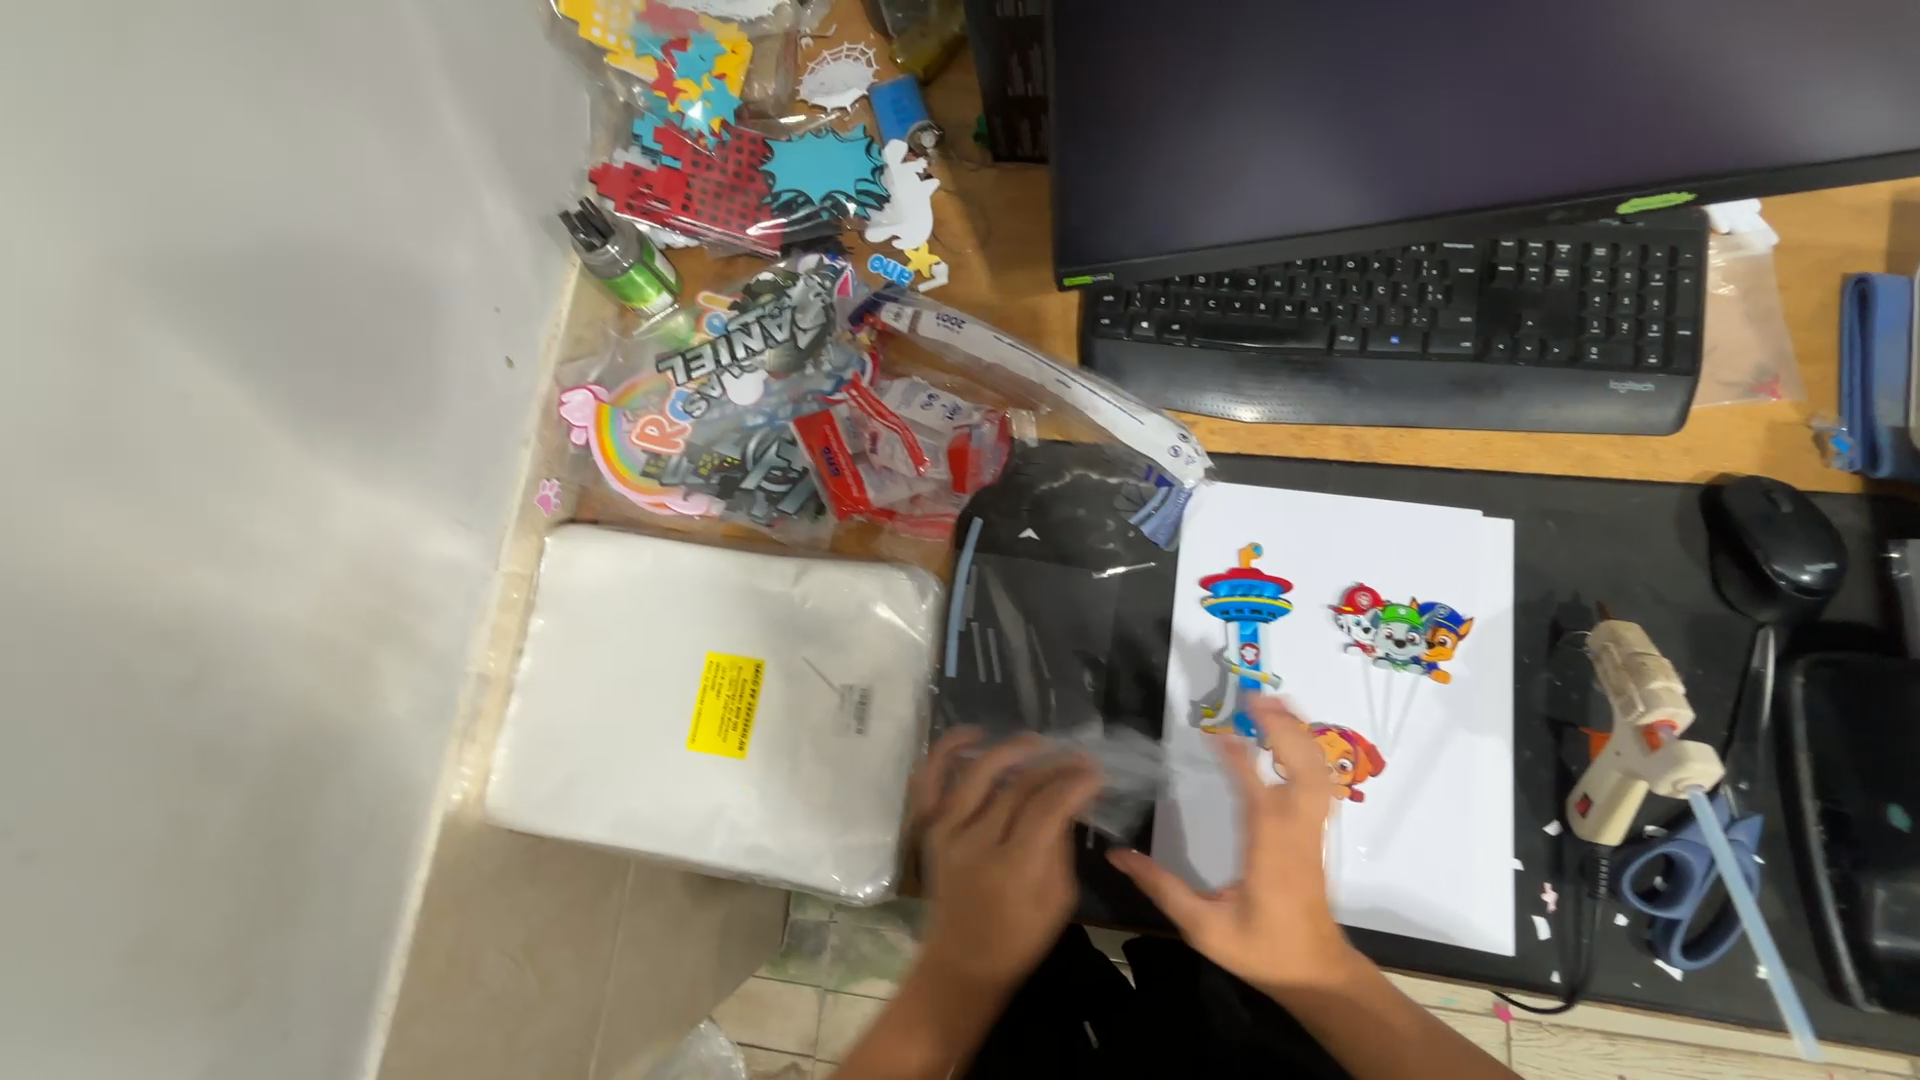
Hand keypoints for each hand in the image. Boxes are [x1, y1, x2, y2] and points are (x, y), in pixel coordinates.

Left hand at [907, 729, 1103, 991]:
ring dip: (1010, 749)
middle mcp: (976, 842)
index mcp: (1013, 867)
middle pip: (1018, 786)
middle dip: (1053, 765)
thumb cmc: (1018, 939)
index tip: (1095, 772)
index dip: (1074, 783)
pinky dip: (947, 752)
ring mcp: (947, 832)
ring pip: (977, 773)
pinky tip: (973, 736)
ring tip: (1036, 741)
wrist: (960, 963)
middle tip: (1076, 757)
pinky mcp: (929, 829)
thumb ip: (1060, 845)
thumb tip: (1067, 801)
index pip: (1047, 806)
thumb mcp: (1058, 900)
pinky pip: (930, 781)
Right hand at [1107, 698, 1363, 993]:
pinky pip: (1320, 783)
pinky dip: (1308, 751)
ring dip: (1299, 734)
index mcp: (1269, 854)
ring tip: (1273, 702)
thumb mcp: (1202, 928)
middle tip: (1256, 698)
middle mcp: (1296, 835)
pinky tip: (1289, 734)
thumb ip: (1161, 888)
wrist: (1315, 972)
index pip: (1259, 798)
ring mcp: (1312, 832)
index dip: (1241, 762)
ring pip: (1318, 773)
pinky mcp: (1316, 832)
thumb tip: (1118, 855)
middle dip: (1284, 731)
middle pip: (1304, 773)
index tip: (1219, 732)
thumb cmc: (1260, 949)